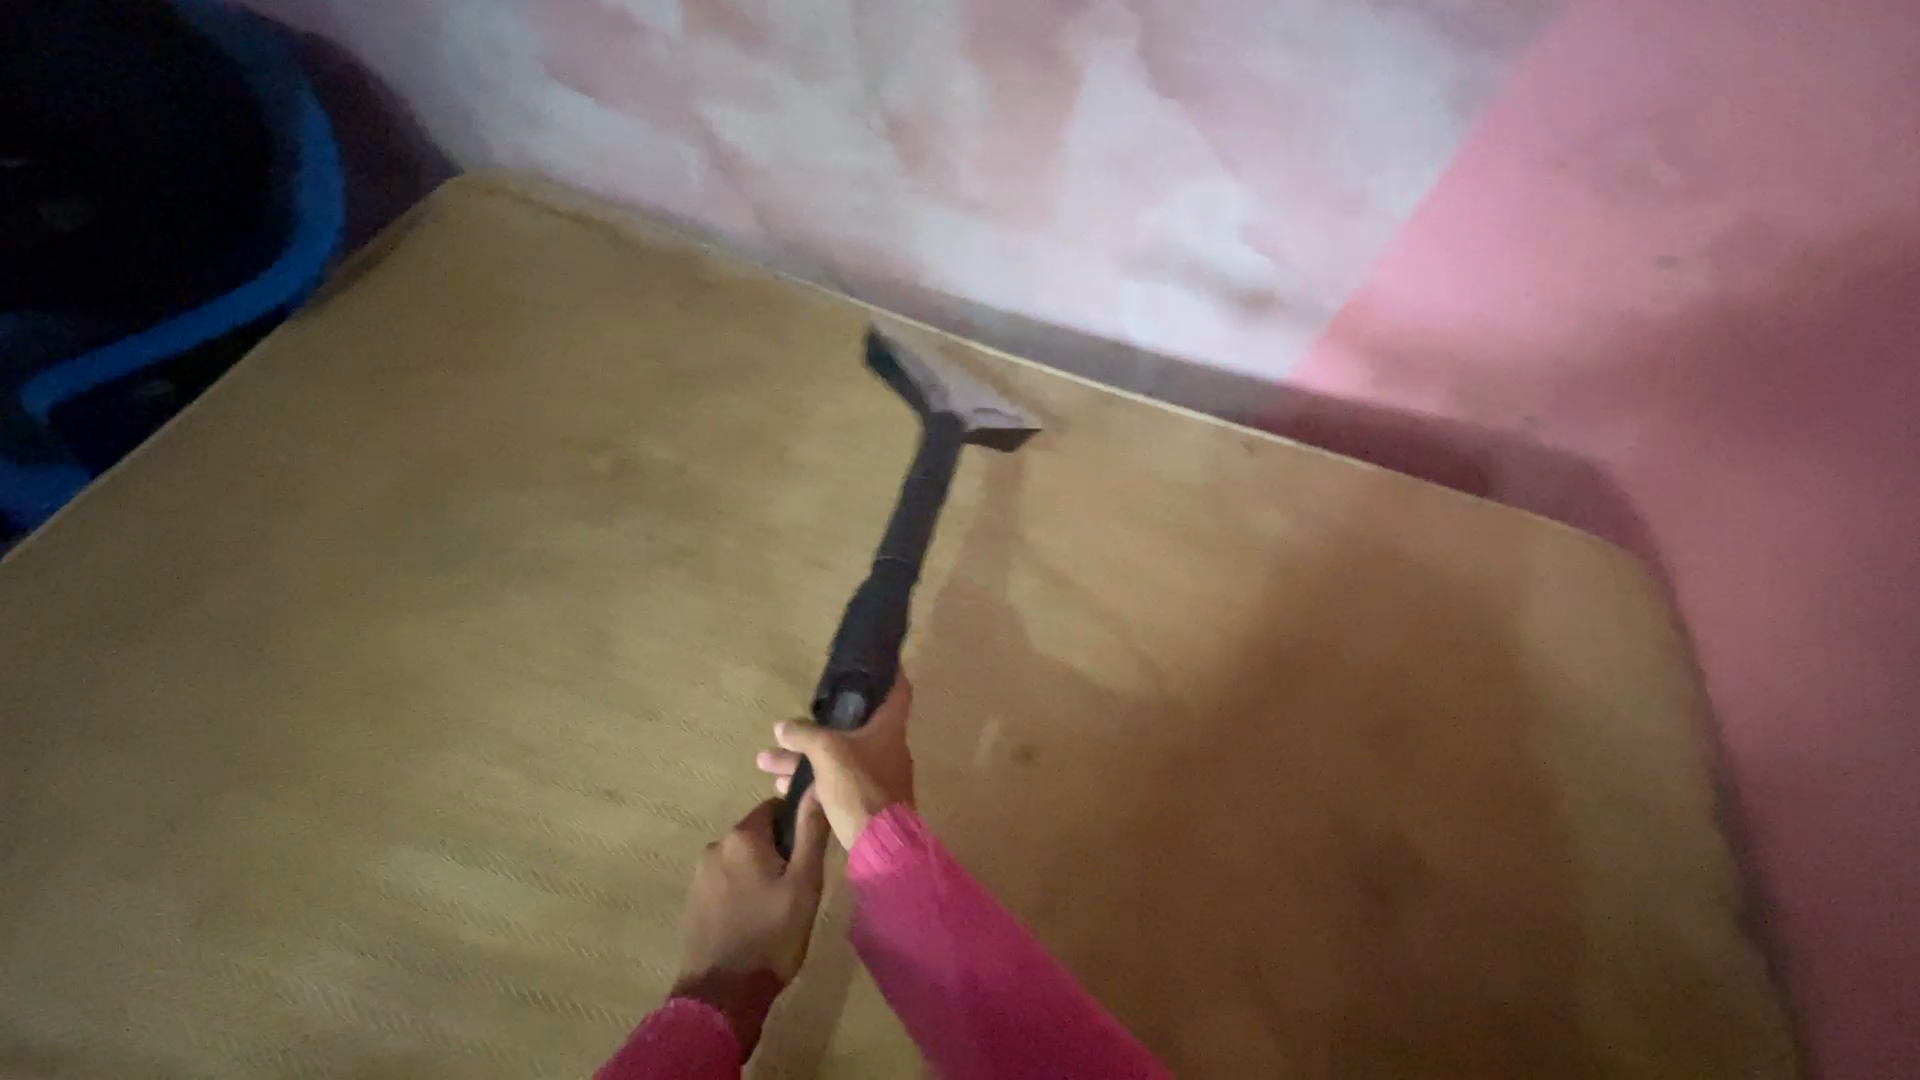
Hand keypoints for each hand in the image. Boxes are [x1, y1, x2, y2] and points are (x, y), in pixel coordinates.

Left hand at [670, 795, 829, 1057]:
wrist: (723, 995)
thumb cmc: (772, 935)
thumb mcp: (804, 882)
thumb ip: (811, 831)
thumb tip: (817, 786)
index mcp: (743, 836)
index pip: (775, 807)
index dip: (796, 826)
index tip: (807, 855)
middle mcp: (716, 846)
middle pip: (757, 834)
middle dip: (777, 851)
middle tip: (796, 886)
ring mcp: (699, 875)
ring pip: (741, 859)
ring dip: (758, 872)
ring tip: (776, 907)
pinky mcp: (692, 901)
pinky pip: (725, 881)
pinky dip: (741, 891)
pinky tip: (753, 919)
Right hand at [757, 676, 915, 848]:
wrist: (880, 845)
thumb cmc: (860, 786)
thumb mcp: (828, 752)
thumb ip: (805, 734)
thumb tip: (783, 726)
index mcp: (889, 726)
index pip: (897, 689)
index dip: (887, 673)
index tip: (871, 662)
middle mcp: (886, 746)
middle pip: (849, 728)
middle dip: (811, 729)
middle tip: (781, 730)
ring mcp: (876, 775)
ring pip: (835, 757)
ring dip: (801, 758)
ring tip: (765, 762)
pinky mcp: (865, 801)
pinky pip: (835, 782)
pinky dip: (812, 781)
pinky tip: (782, 789)